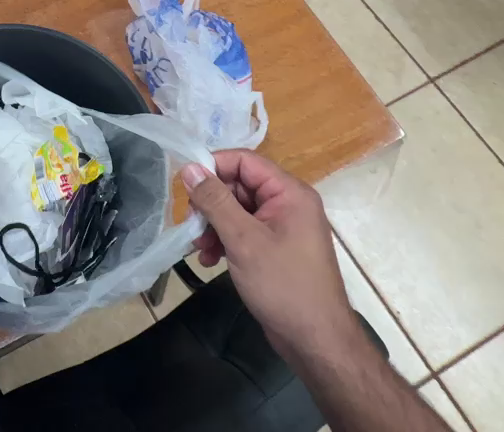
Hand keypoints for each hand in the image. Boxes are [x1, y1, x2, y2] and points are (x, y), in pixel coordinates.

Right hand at [180, 150, 360, 359]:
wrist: (317, 343)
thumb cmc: (283, 285)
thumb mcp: (243, 239)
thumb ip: (215, 200)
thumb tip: (189, 168)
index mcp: (289, 193)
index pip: (243, 161)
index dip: (213, 168)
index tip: (187, 188)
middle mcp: (287, 204)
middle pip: (237, 185)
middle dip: (210, 203)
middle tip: (191, 225)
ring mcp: (282, 227)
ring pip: (236, 209)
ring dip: (213, 225)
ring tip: (199, 248)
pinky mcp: (275, 248)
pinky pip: (243, 230)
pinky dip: (224, 240)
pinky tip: (209, 260)